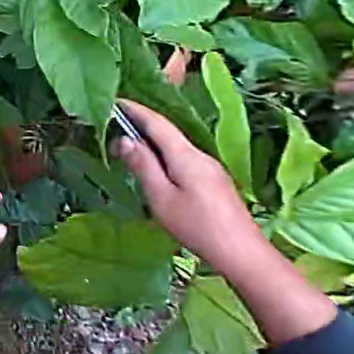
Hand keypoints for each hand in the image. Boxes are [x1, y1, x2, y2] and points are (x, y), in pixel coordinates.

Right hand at [111, 99, 271, 273]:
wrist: (241, 252)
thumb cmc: (196, 225)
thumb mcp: (160, 196)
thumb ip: (143, 165)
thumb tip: (125, 139)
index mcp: (186, 156)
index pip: (158, 124)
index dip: (136, 110)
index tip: (114, 101)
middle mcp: (200, 156)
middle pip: (168, 133)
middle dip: (141, 124)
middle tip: (112, 123)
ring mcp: (210, 168)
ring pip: (175, 146)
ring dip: (151, 141)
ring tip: (126, 144)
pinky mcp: (213, 181)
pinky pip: (183, 158)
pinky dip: (163, 154)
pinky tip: (152, 165)